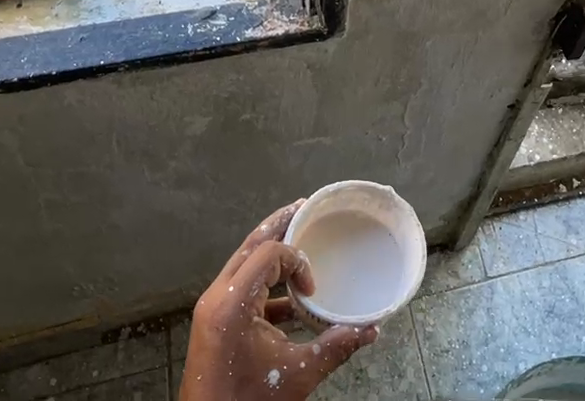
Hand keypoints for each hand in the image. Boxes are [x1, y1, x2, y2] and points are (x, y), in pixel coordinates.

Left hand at [179, 201, 378, 400]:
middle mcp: (217, 296)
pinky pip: (241, 285)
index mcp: (232, 303)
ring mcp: (212, 307)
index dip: (297, 261)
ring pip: (243, 262)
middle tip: (304, 207)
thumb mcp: (297, 376)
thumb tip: (372, 330)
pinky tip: (290, 293)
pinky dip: (265, 280)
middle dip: (280, 225)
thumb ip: (335, 347)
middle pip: (250, 245)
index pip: (268, 253)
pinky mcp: (214, 319)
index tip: (312, 289)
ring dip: (271, 250)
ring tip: (298, 236)